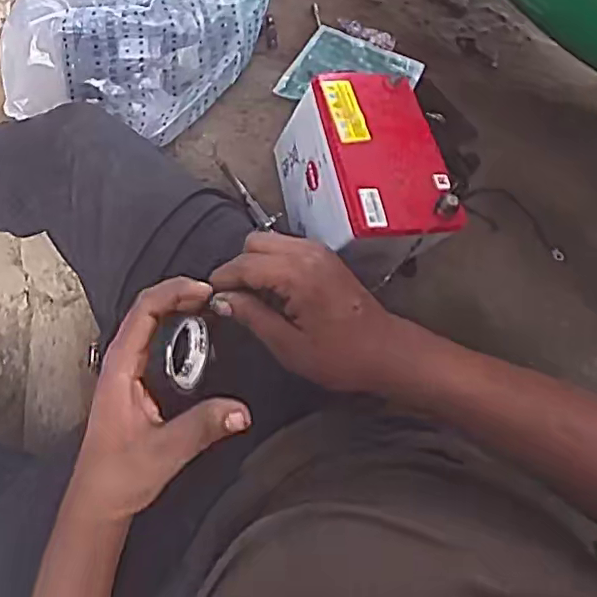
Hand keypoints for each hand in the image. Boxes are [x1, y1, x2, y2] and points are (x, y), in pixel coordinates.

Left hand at [68, 278, 250, 520]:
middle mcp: (120, 360)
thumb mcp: (164, 451)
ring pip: (150, 320)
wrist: (98, 501)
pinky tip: (195, 331)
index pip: (144, 310)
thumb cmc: (116, 476)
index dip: (174, 292)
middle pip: (147, 307)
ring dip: (177, 306)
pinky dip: (176, 325)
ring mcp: (126, 368)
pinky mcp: (134, 378)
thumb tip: (238, 410)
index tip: (202, 291)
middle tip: (211, 294)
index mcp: (119, 366)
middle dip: (179, 293)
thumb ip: (202, 427)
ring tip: (206, 304)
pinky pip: (154, 337)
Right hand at [209, 233, 417, 394]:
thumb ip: (252, 317)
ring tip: (252, 295)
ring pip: (268, 240)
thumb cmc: (342, 356)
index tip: (209, 298)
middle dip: (237, 267)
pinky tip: (273, 290)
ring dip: (254, 262)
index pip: (244, 264)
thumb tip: (223, 301)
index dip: (222, 280)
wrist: (386, 351)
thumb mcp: (289, 346)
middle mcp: (306, 252)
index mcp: (297, 273)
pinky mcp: (323, 254)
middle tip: (232, 298)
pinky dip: (271, 261)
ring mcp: (316, 250)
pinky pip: (285, 246)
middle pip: (253, 243)